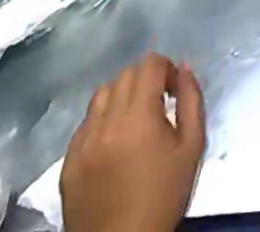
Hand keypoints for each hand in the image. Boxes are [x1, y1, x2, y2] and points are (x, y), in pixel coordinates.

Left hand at [61, 55, 205, 231]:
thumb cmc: (164, 195)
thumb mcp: (192, 146)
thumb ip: (192, 100)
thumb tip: (185, 69)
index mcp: (138, 117)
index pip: (149, 65)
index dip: (167, 68)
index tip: (175, 90)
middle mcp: (105, 122)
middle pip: (125, 75)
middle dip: (146, 79)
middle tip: (159, 102)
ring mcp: (82, 142)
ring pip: (102, 94)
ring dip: (121, 96)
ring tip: (134, 119)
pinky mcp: (67, 161)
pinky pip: (85, 123)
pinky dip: (102, 120)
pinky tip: (114, 142)